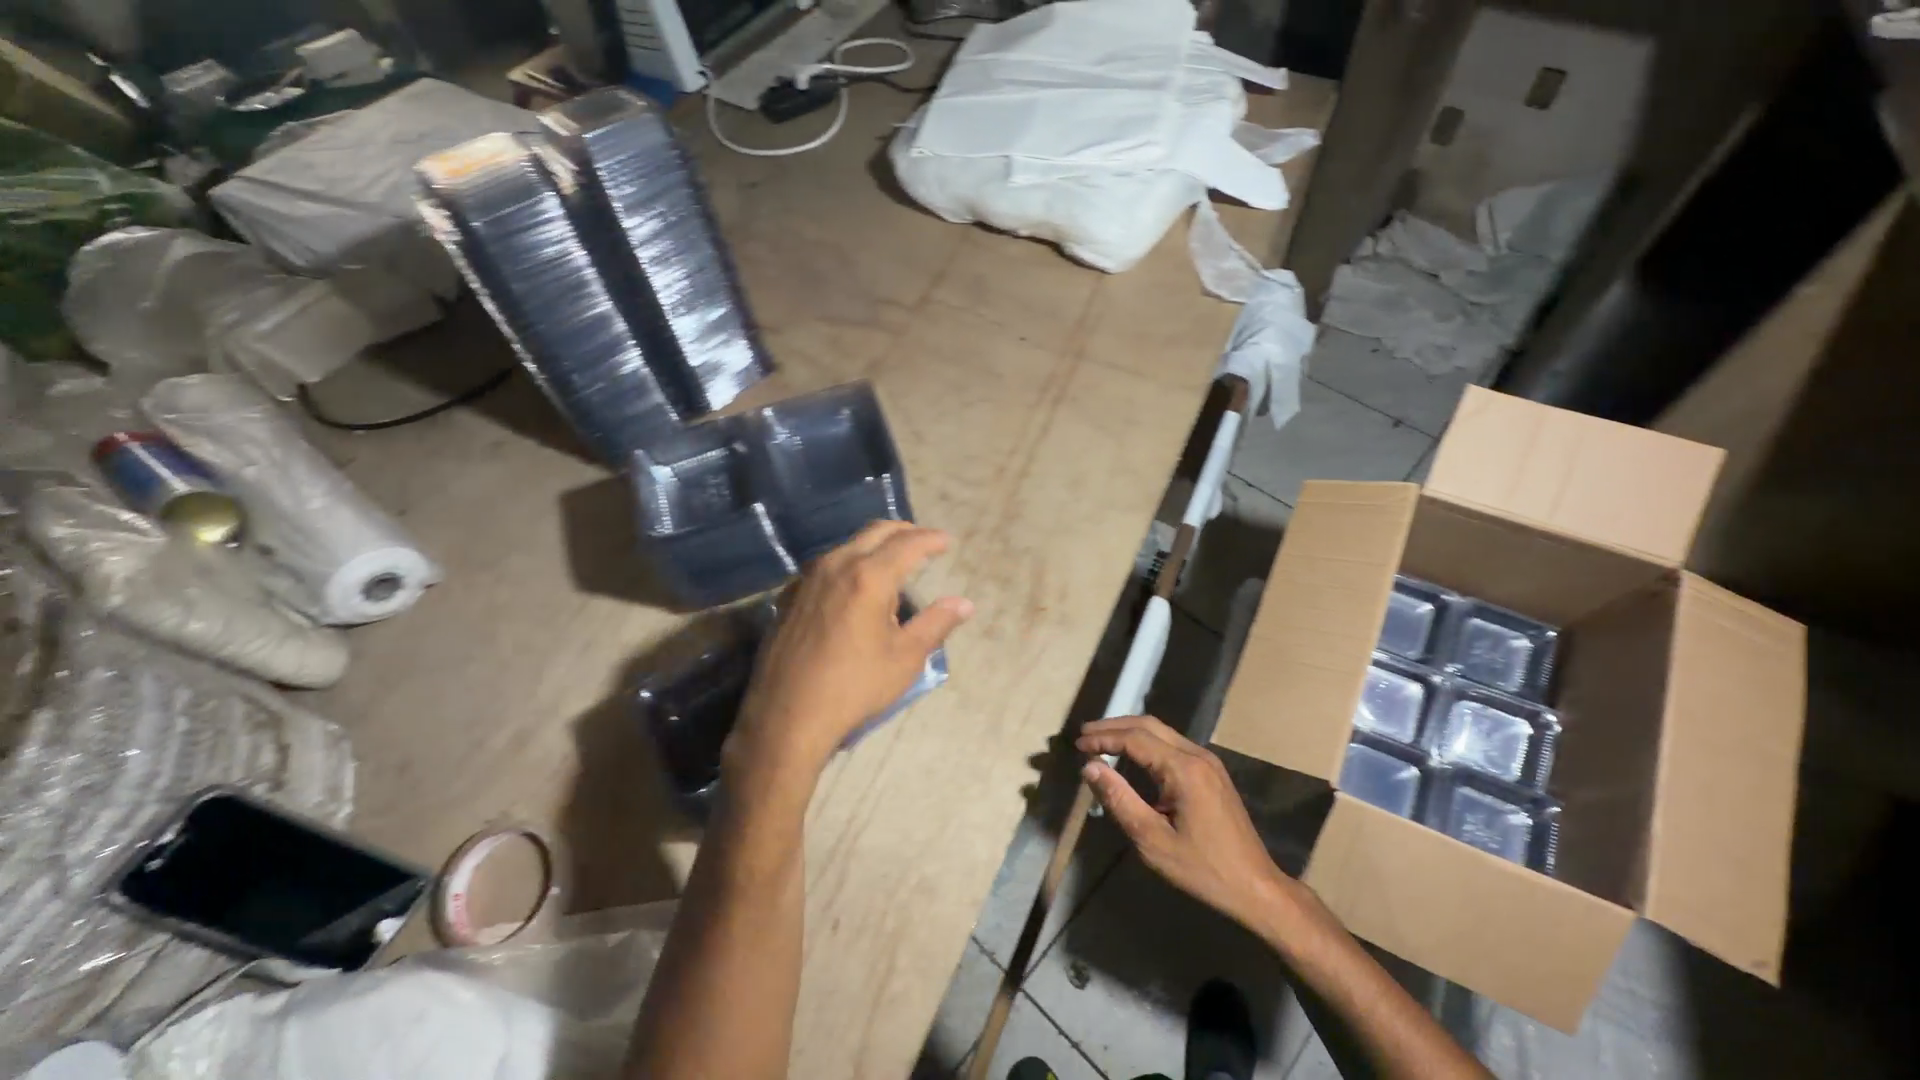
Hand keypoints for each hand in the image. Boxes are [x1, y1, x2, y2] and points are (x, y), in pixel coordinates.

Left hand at [728, 521, 972, 782]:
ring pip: (847, 546)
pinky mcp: (789, 597)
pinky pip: (825, 566)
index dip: (931, 540)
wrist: (788, 716)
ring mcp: (807, 579)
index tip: (946, 541)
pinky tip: (853, 587)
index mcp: (869, 576)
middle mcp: (836, 565)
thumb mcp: (905, 658)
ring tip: (892, 563)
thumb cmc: (855, 687)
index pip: (908, 544)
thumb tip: (964, 603)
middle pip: (874, 532)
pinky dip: (848, 564)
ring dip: (873, 546)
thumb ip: (936, 623)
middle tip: (922, 542)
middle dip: (903, 532)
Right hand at [1078, 715, 1294, 929]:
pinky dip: (1147, 744)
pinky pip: (1173, 746)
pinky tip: (1132, 756)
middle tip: (1085, 734)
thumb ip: (1120, 800)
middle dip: (1115, 726)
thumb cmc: (1202, 868)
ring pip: (1163, 733)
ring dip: (1131, 733)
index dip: (1104, 738)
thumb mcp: (1152, 839)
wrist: (1254, 886)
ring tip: (1101, 741)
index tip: (1078, 745)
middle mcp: (1198, 756)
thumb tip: (1090, 767)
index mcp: (1184, 770)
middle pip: (1150, 726)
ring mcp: (1209, 763)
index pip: (1135, 739)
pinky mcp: (1213, 774)